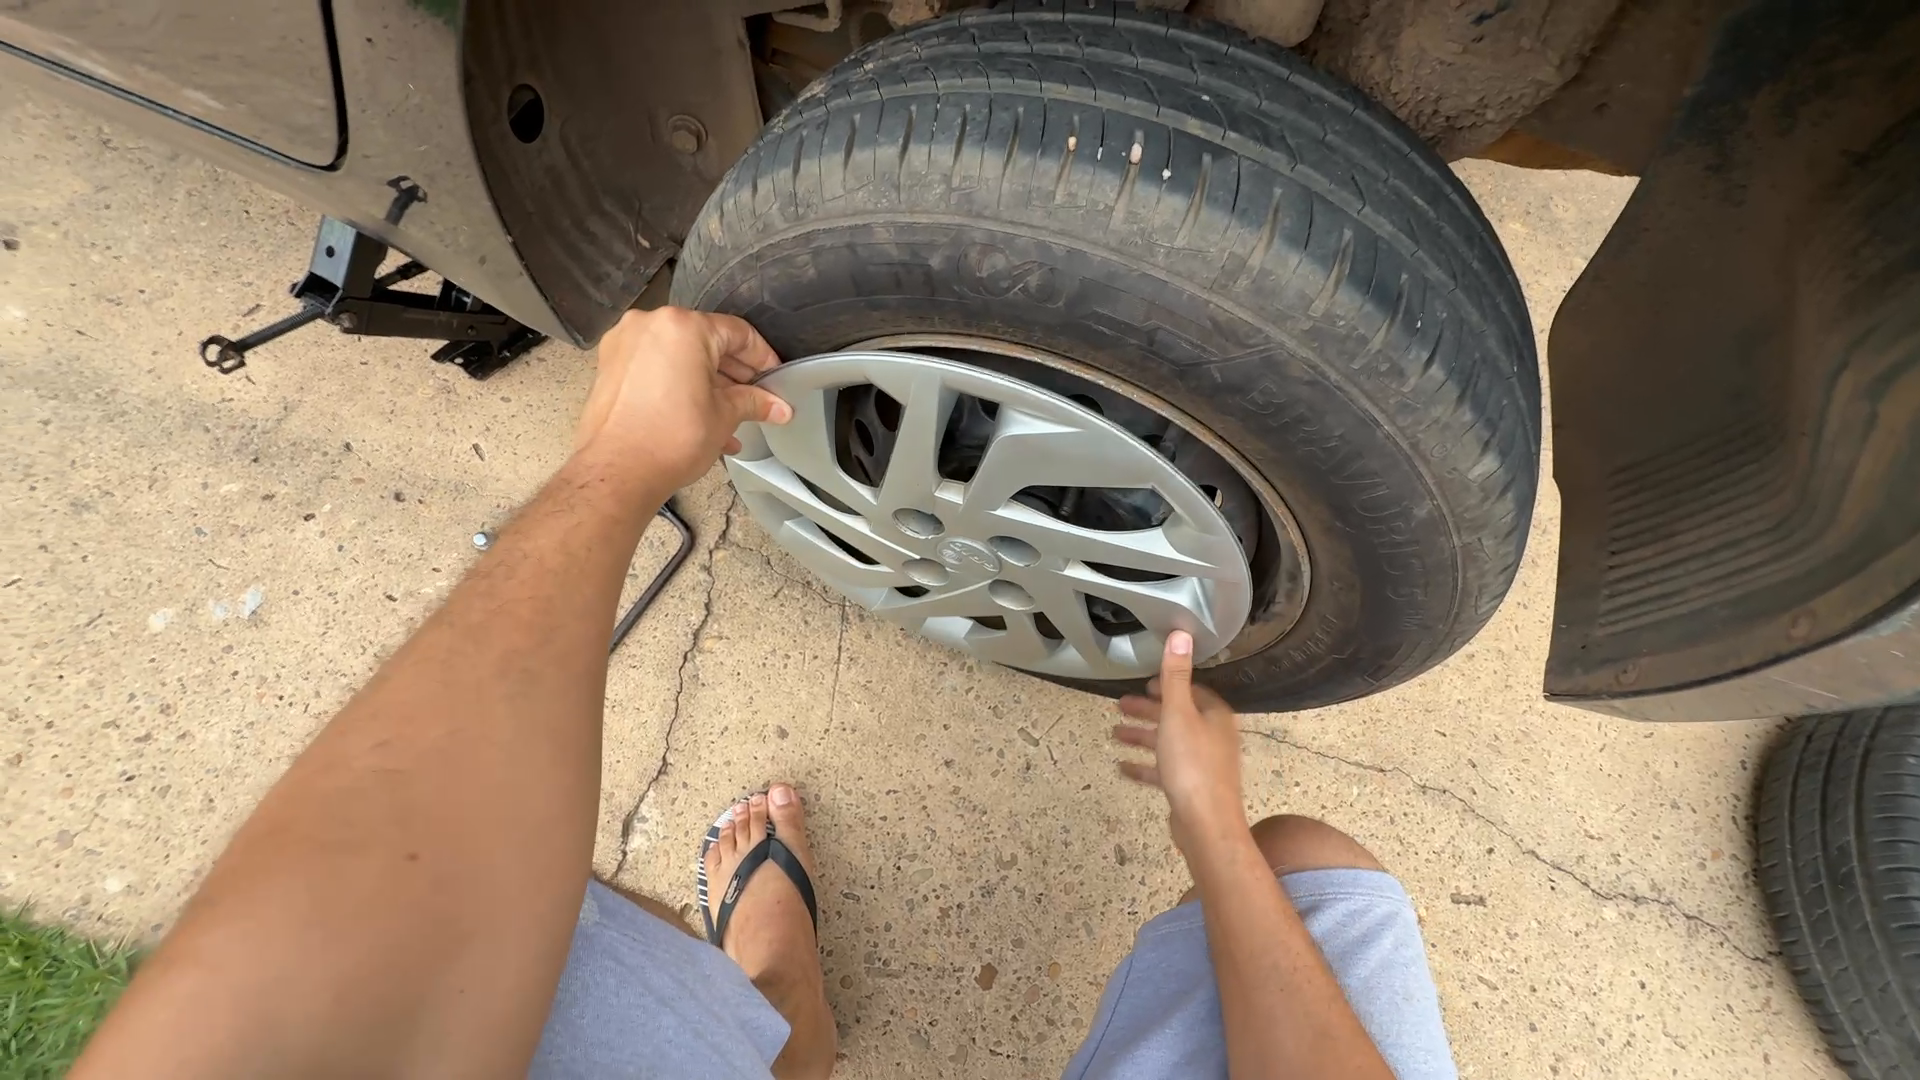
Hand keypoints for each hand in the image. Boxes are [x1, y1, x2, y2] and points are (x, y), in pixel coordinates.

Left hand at [573, 307, 791, 491]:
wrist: (618, 471)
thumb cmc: (669, 440)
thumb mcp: (725, 417)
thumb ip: (754, 403)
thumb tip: (779, 406)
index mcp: (683, 328)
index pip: (738, 333)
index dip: (763, 357)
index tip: (774, 379)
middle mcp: (650, 326)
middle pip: (707, 342)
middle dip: (735, 373)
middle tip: (756, 398)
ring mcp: (626, 345)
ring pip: (681, 356)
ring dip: (709, 383)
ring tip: (730, 416)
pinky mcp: (611, 367)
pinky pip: (657, 368)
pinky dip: (680, 386)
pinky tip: (700, 418)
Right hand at [1112, 632, 1248, 853]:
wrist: (1205, 824)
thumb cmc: (1192, 764)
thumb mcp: (1178, 713)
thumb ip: (1175, 676)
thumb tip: (1181, 633)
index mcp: (1214, 717)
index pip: (1192, 692)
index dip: (1169, 685)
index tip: (1146, 683)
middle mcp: (1212, 737)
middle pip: (1176, 716)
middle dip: (1148, 710)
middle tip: (1119, 705)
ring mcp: (1202, 764)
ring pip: (1168, 743)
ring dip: (1141, 736)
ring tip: (1114, 734)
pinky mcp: (1190, 787)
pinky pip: (1163, 770)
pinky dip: (1144, 766)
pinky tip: (1121, 767)